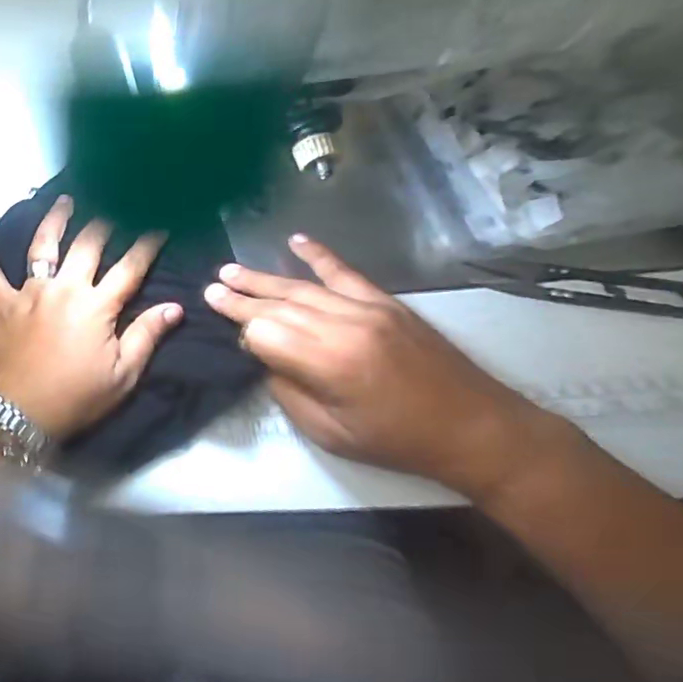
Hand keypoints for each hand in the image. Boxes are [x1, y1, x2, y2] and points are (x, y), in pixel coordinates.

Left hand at [0, 196, 182, 440]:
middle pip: (87, 245)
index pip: (130, 267)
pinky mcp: (1, 306)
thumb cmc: (76, 397)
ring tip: (64, 201)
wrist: (18, 416)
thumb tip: (175, 307)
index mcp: (97, 305)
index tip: (160, 225)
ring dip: (54, 220)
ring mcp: (30, 293)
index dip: (147, 244)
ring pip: (41, 247)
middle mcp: (64, 289)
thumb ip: (147, 335)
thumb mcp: (122, 374)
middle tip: (113, 203)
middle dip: (103, 222)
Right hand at [203, 235, 574, 500]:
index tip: (224, 325)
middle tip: (212, 286)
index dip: (243, 329)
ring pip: (304, 286)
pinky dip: (318, 255)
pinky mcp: (385, 300)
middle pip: (280, 304)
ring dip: (266, 278)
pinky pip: (344, 271)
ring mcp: (366, 307)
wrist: (470, 425)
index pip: (267, 333)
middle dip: (243, 296)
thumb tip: (269, 360)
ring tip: (233, 270)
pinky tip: (296, 241)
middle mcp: (343, 325)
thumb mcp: (332, 433)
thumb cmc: (397, 440)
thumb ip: (292, 393)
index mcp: (328, 364)